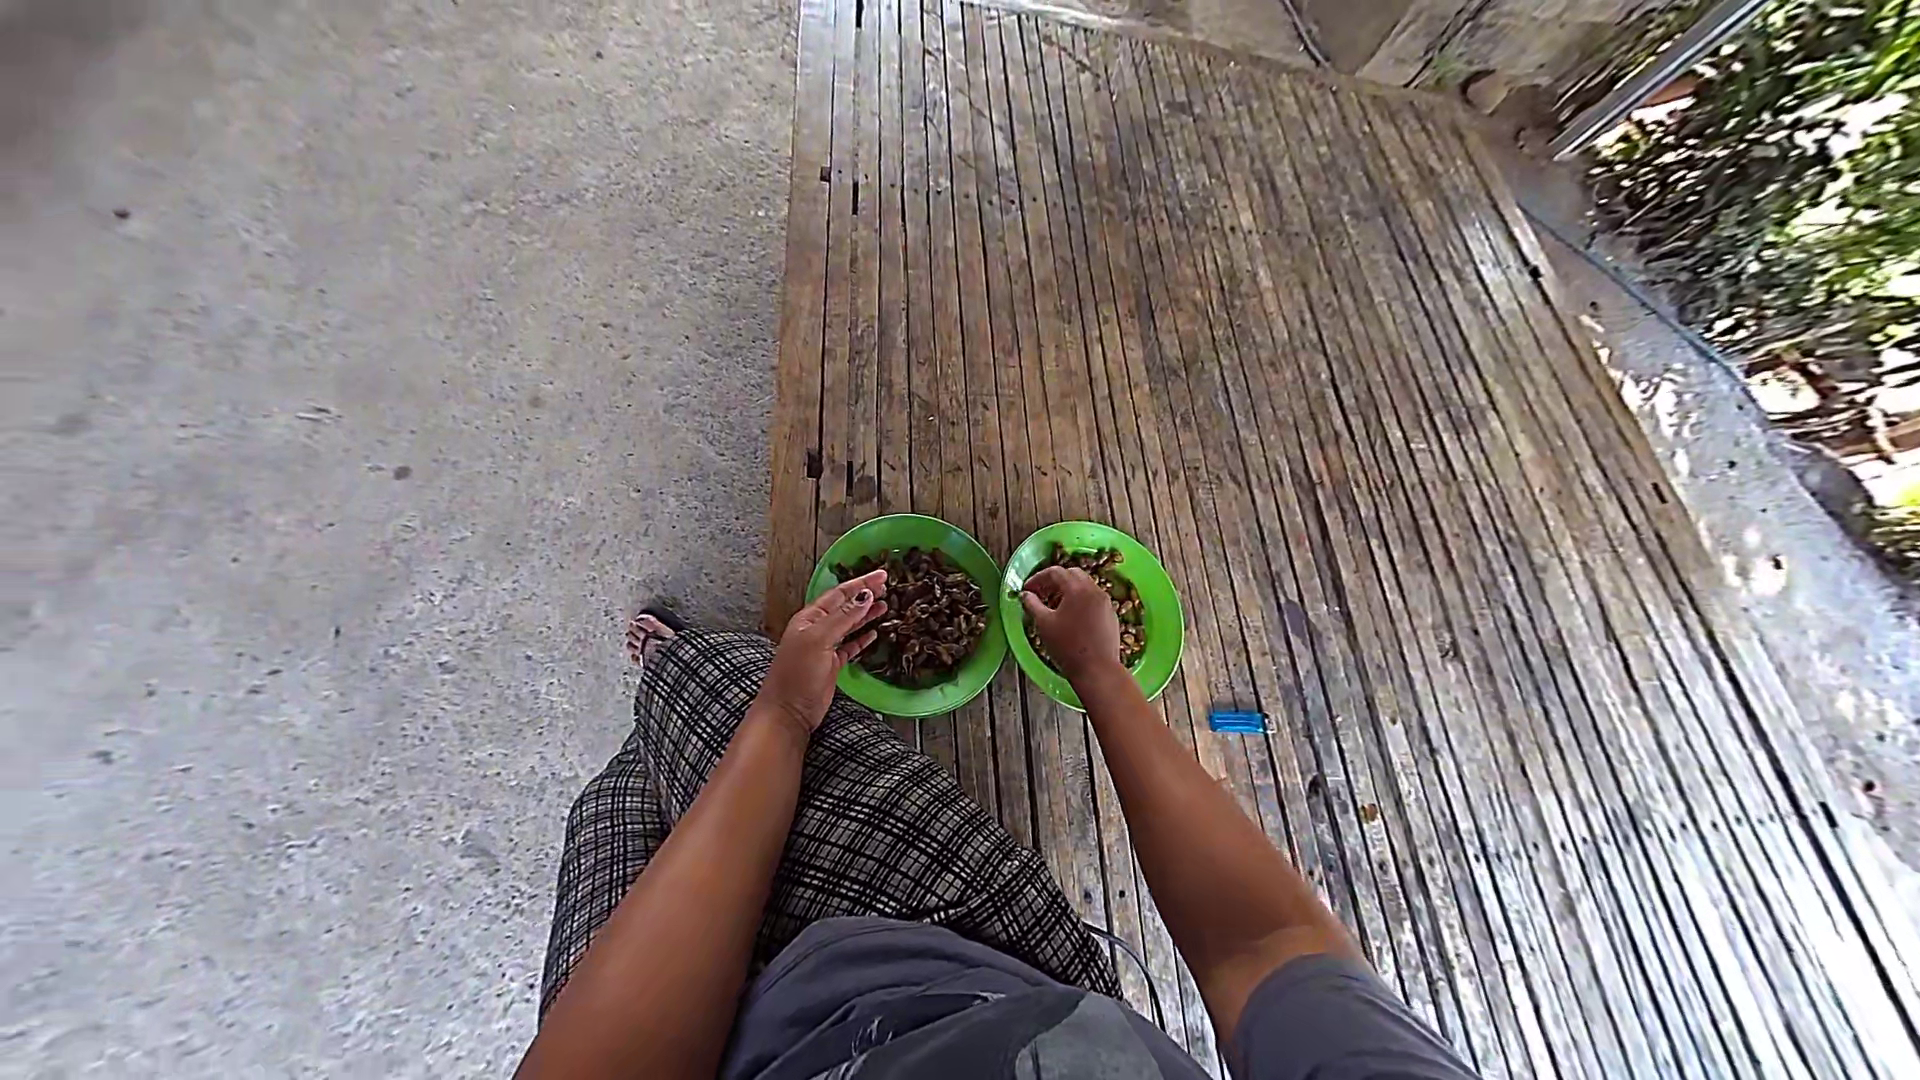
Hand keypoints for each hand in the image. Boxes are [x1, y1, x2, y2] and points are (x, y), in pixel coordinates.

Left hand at [755, 568, 889, 735]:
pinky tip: (874, 632)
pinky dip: (863, 638)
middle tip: (886, 586)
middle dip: (866, 594)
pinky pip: (851, 646)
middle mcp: (817, 629)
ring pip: (850, 624)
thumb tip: (864, 596)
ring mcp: (825, 647)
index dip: (861, 583)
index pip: (840, 594)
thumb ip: (843, 617)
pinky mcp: (832, 664)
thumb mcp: (819, 639)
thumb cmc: (797, 674)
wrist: (788, 712)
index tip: (882, 575)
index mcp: (810, 618)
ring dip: (867, 614)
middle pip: (846, 606)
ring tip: (885, 605)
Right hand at [1020, 565, 1122, 683]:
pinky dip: (1080, 600)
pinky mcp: (1111, 615)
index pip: (1055, 572)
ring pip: (1085, 585)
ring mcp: (1105, 602)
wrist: (1097, 669)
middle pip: (1072, 574)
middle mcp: (1094, 590)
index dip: (1038, 578)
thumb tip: (1025, 594)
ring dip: (1068, 589)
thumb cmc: (1067, 646)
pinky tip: (1072, 617)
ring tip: (1055, 605)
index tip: (1027, 589)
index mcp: (1077, 589)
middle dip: (1055, 580)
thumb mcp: (1043, 624)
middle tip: (1041, 593)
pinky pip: (1094, 599)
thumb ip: (1032, 604)